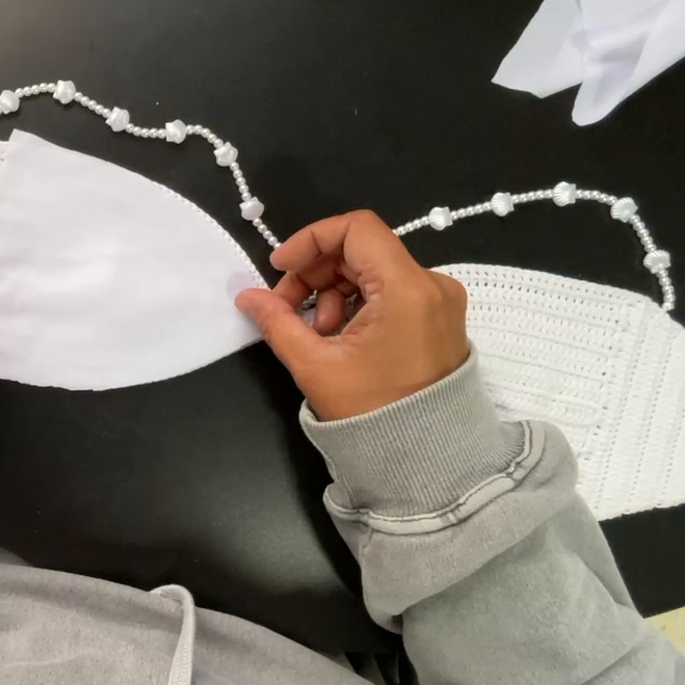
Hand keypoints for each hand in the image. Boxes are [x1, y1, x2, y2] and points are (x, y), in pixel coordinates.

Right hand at [234, 211, 468, 421]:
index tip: (279, 268)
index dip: (310, 239)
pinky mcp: (437, 316)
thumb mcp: (313, 365)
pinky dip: (354, 304)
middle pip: (360, 250)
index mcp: (406, 288)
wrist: (425, 456)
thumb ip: (276, 322)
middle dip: (314, 273)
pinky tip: (337, 337)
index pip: (356, 228)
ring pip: (371, 271)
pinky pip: (387, 291)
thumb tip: (246, 296)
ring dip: (331, 291)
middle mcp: (431, 284)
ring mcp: (438, 300)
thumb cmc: (370, 411)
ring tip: (315, 333)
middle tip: (286, 310)